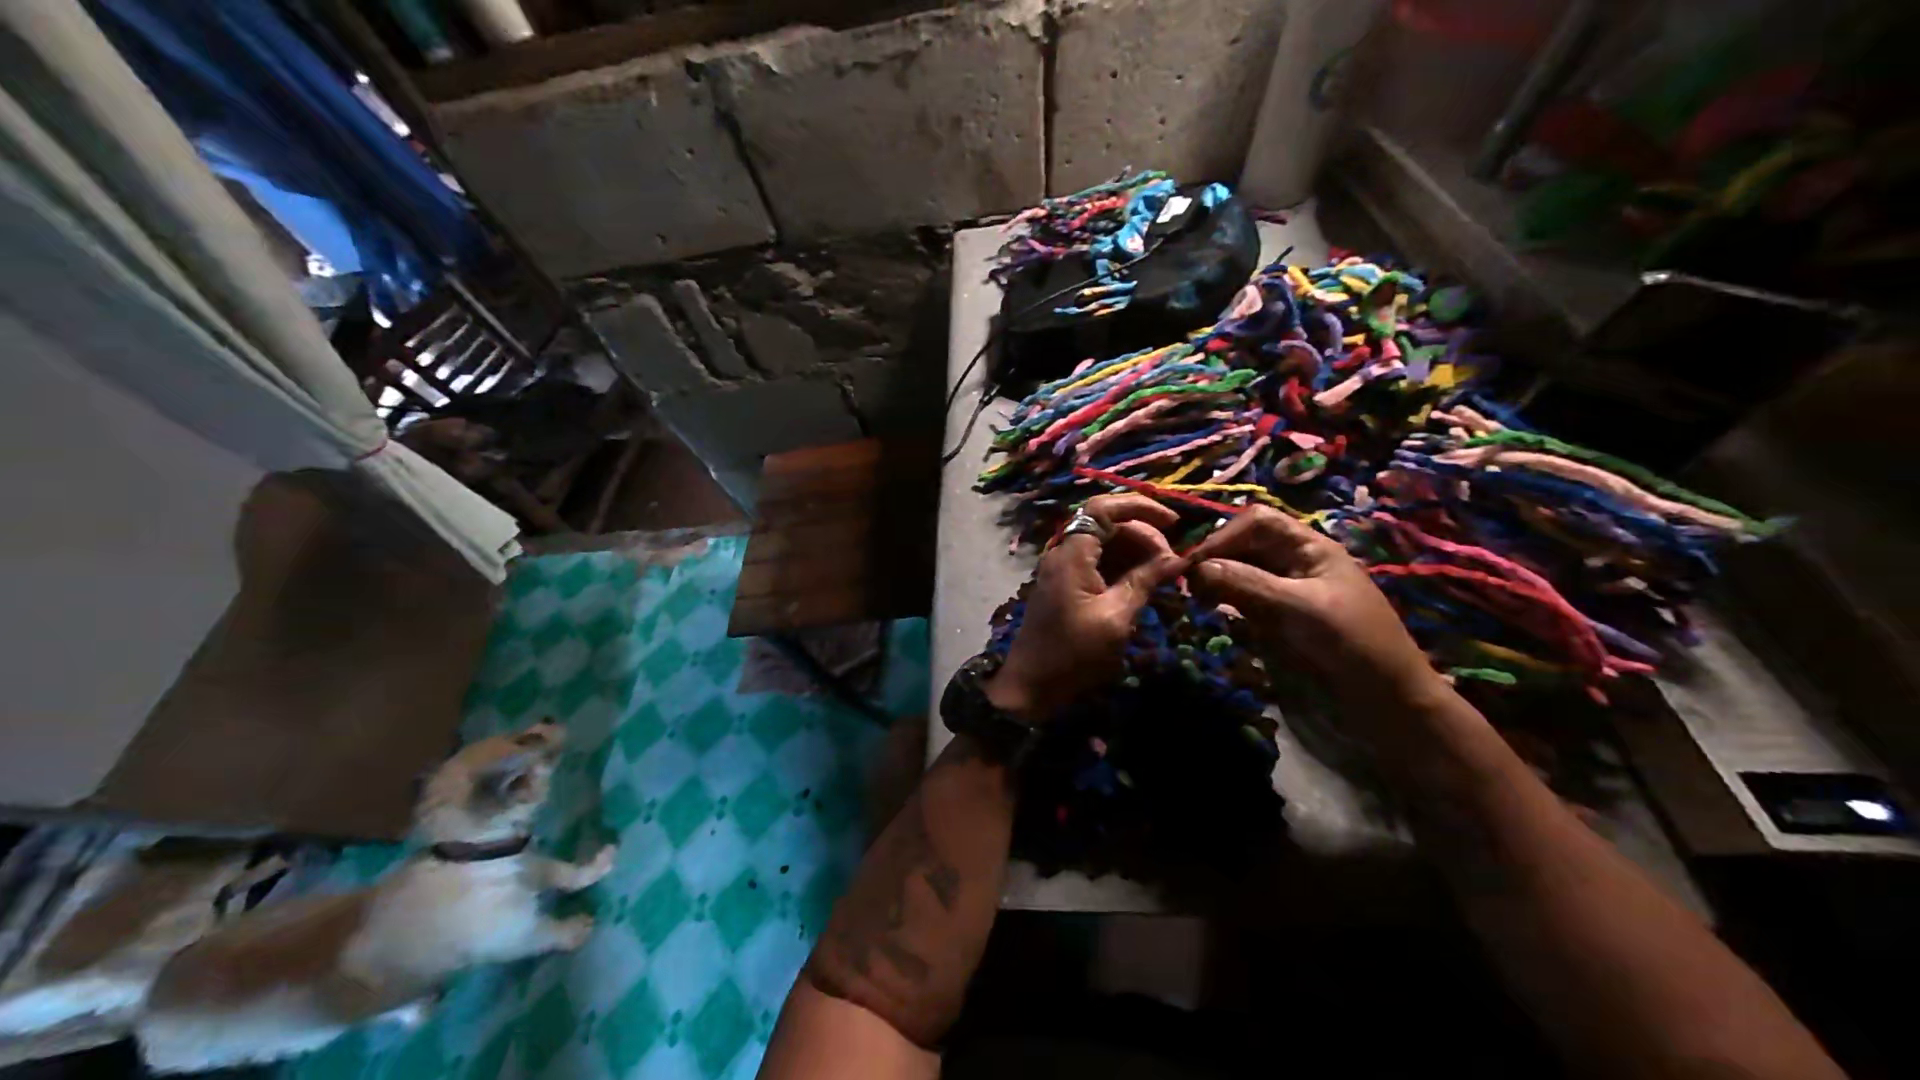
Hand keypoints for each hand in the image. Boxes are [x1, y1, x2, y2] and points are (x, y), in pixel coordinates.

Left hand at [988, 494, 1186, 721]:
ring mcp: (1065, 570)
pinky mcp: (1069, 587)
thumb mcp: (1116, 618)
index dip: (1140, 506)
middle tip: (1174, 563)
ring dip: (1138, 553)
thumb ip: (1144, 581)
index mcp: (1072, 554)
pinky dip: (1125, 568)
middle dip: (1145, 535)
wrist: (1031, 686)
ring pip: (1106, 545)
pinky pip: (1100, 564)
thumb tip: (1178, 559)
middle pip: (1108, 525)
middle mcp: (1065, 553)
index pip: (1104, 508)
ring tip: (1167, 574)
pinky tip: (1147, 584)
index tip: (1174, 522)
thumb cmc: (1073, 654)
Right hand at [1184, 508, 1438, 701]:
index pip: (1256, 523)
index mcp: (1309, 548)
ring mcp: (1284, 593)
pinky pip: (1242, 600)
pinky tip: (1210, 611)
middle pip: (1243, 545)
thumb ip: (1245, 583)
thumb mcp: (1298, 608)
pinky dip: (1223, 601)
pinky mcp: (1276, 622)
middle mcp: (1294, 564)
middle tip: (1186, 584)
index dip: (1223, 537)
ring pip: (1238, 573)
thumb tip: (1195, 569)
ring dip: (1215, 580)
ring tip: (1194, 599)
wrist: (1385, 702)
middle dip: (1214, 558)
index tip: (1193, 565)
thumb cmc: (1350, 643)